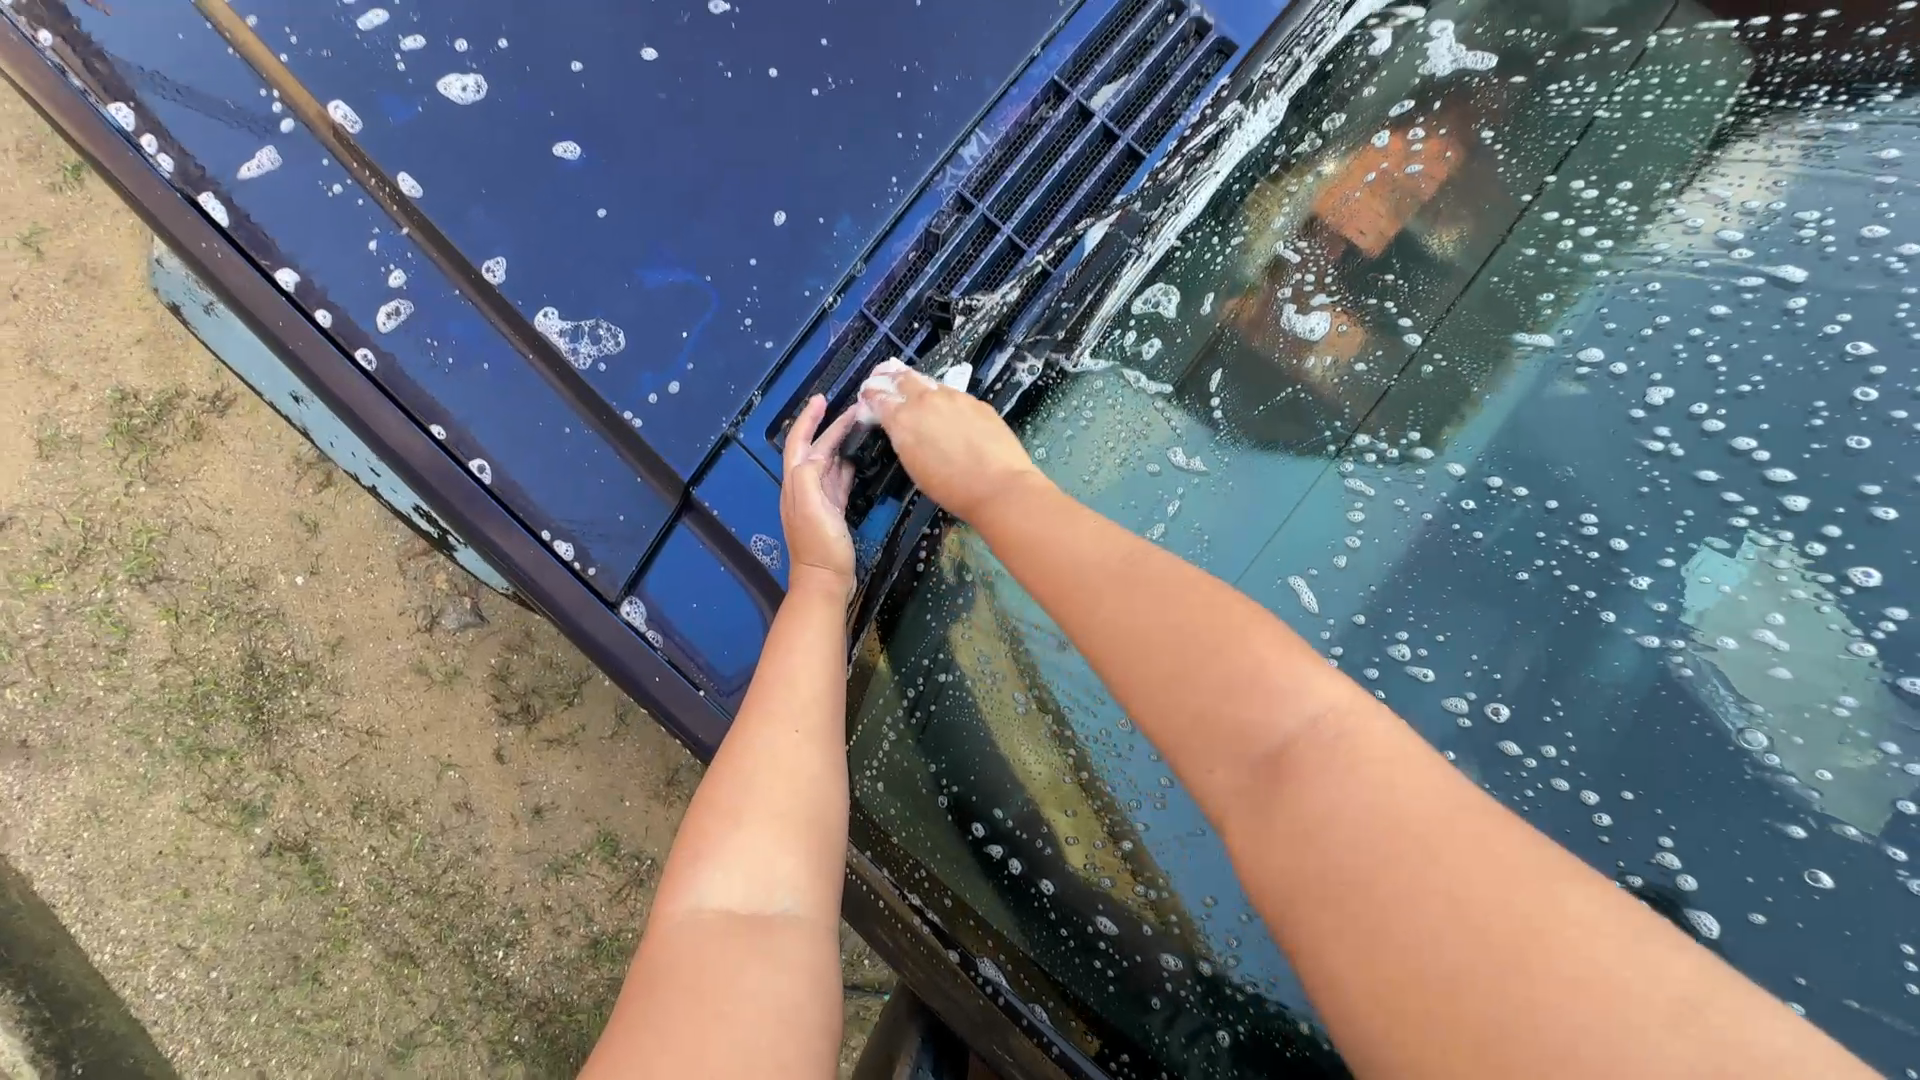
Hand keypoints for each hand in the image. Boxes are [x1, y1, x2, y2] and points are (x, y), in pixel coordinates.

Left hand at [780, 394, 859, 596]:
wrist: (824, 582)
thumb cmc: (818, 546)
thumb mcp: (811, 507)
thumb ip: (810, 475)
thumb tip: (821, 454)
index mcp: (796, 483)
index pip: (799, 442)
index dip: (808, 419)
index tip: (822, 399)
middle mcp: (804, 487)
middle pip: (815, 449)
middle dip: (829, 427)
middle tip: (852, 410)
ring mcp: (819, 500)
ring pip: (828, 462)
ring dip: (840, 443)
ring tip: (857, 427)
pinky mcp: (833, 512)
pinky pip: (839, 481)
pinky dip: (846, 466)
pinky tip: (857, 459)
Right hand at [857, 359, 1051, 524]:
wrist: (999, 486)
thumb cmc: (951, 489)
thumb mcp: (913, 466)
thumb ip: (903, 438)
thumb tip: (899, 426)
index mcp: (903, 419)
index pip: (878, 396)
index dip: (871, 395)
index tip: (868, 396)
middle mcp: (925, 400)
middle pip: (902, 378)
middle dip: (891, 379)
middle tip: (886, 380)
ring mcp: (954, 398)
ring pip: (930, 383)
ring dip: (919, 386)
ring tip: (916, 392)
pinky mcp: (977, 402)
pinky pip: (954, 394)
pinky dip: (944, 398)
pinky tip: (948, 408)